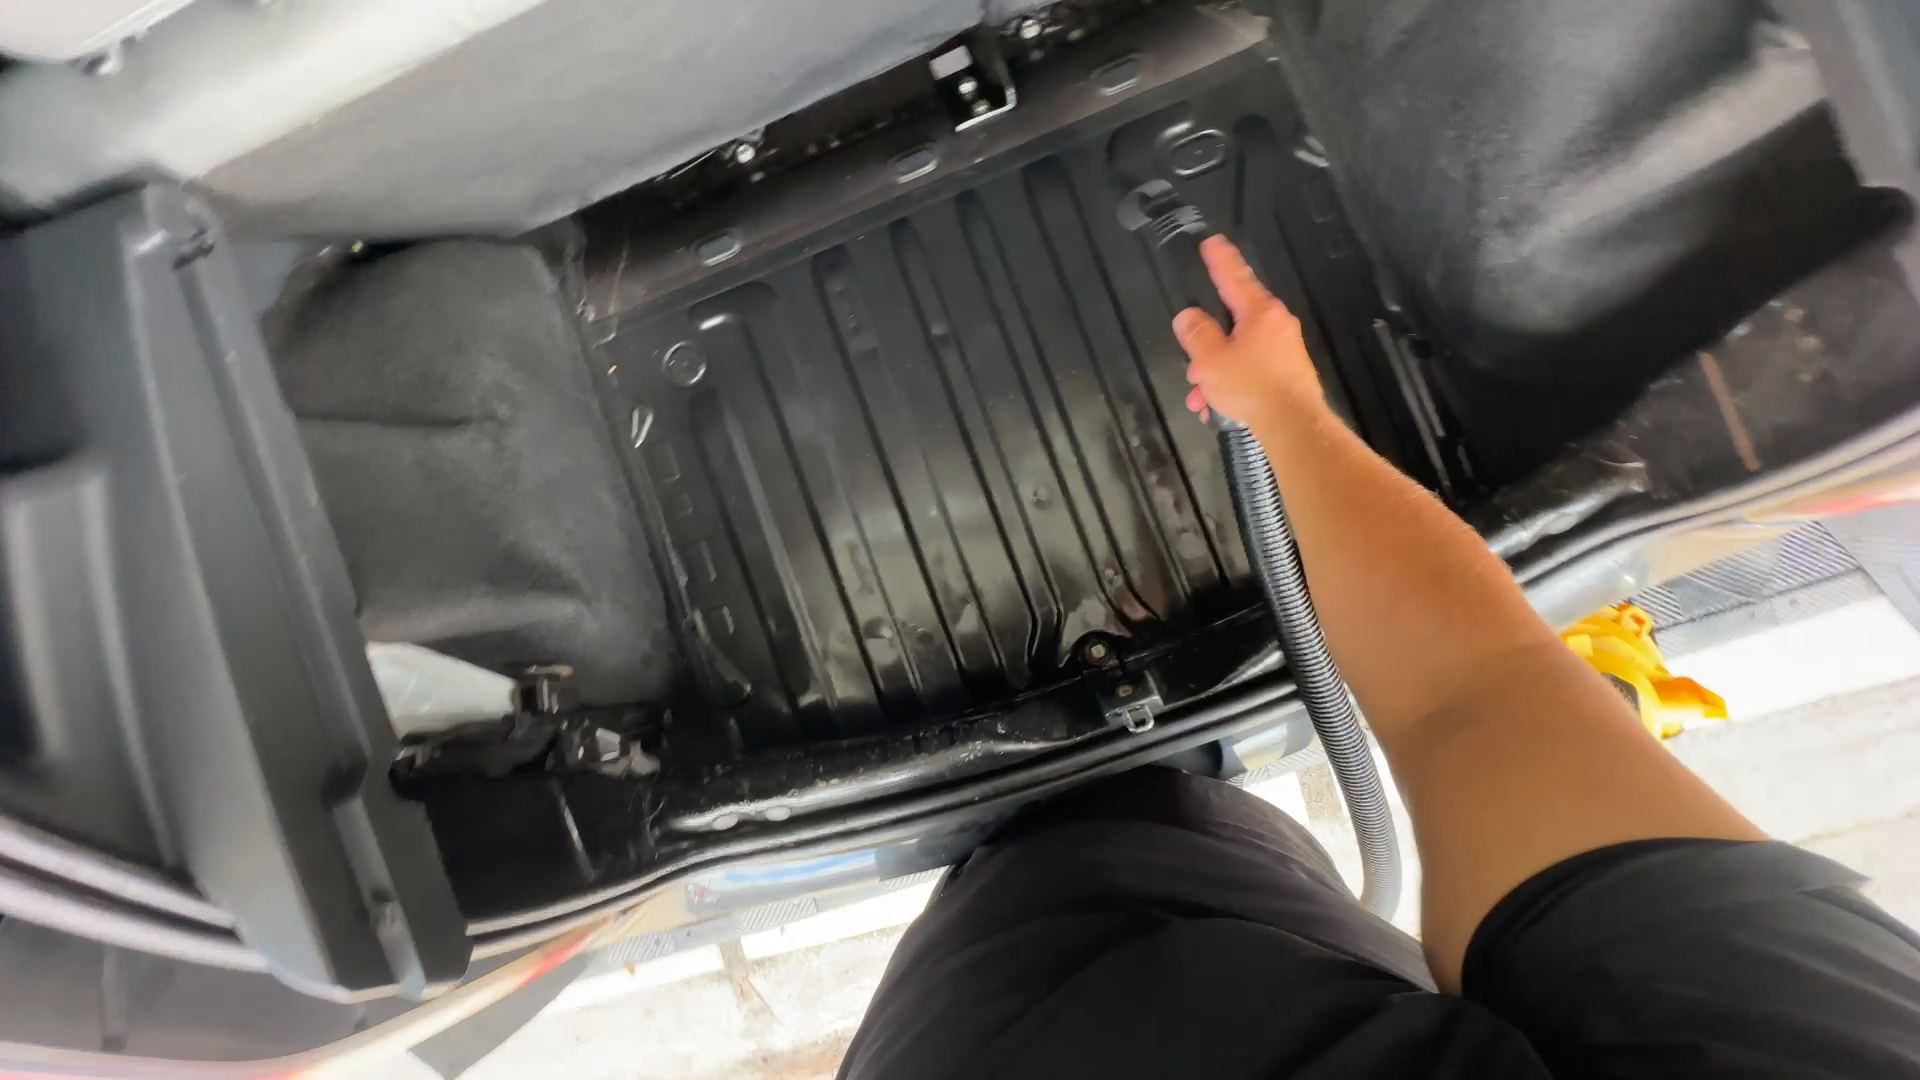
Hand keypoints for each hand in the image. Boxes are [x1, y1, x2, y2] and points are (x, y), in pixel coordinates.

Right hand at [1173, 236, 1322, 426]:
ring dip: (1215, 374)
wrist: (1292, 424)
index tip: (1213, 242)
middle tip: (1193, 370)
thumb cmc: (1250, 386)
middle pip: (1232, 326)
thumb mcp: (1211, 360)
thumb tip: (1188, 317)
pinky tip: (1217, 408)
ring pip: (1238, 354)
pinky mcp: (1287, 374)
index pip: (1234, 278)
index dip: (1220, 260)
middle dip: (1207, 350)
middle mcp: (1276, 325)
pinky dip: (1231, 386)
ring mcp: (1284, 351)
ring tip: (1201, 399)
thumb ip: (1196, 334)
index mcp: (1259, 313)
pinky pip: (1250, 372)